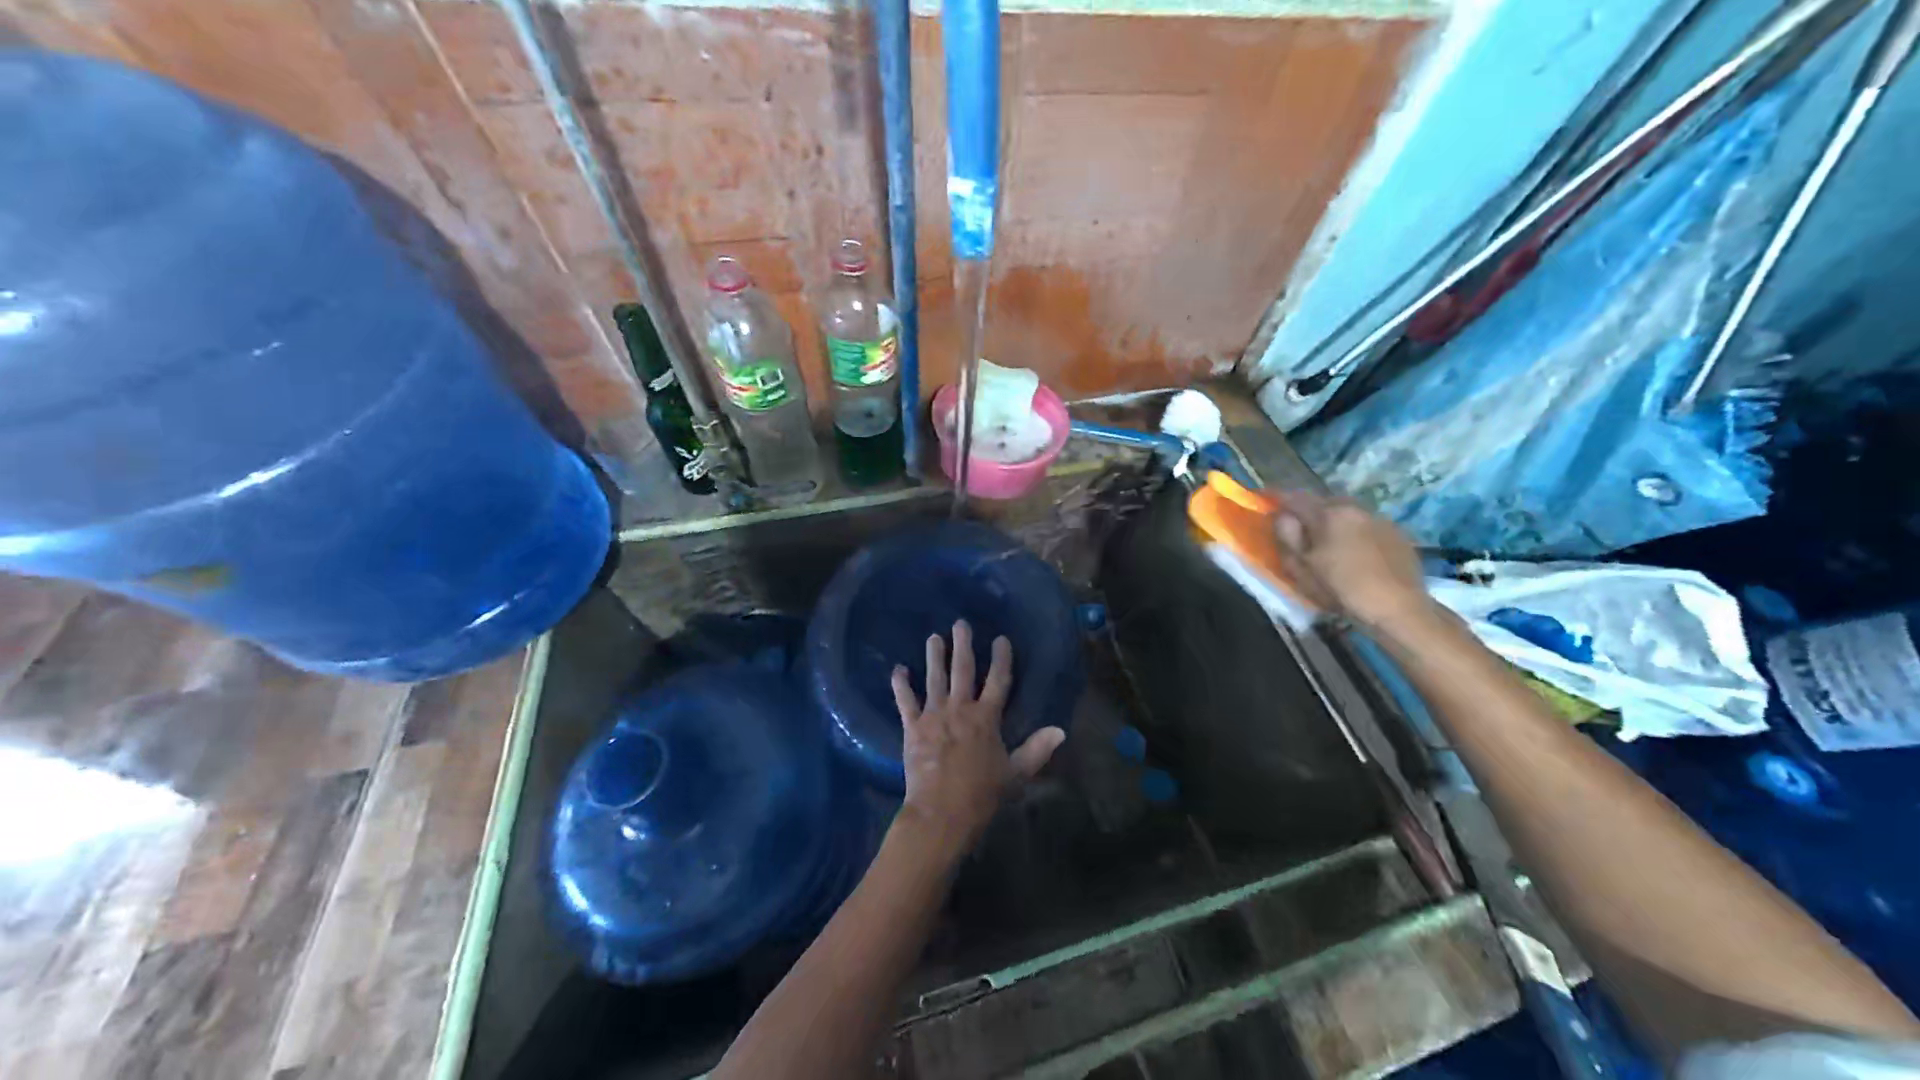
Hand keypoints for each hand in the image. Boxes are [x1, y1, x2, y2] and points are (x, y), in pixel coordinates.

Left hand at [891, 620, 1065, 857]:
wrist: (943, 812)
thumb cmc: (983, 795)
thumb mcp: (1017, 774)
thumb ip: (1037, 749)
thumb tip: (1060, 730)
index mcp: (987, 718)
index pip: (998, 681)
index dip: (1001, 658)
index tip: (1001, 639)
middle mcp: (961, 709)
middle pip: (963, 670)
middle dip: (963, 645)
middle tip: (960, 623)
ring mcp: (934, 716)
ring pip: (934, 678)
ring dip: (935, 656)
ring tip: (934, 637)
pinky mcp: (912, 728)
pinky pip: (905, 701)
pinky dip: (900, 685)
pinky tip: (898, 669)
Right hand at [1272, 490, 1435, 629]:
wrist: (1399, 608)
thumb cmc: (1342, 590)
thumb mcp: (1302, 569)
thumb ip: (1287, 537)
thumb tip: (1282, 517)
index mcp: (1328, 514)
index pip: (1295, 497)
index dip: (1277, 498)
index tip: (1265, 500)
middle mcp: (1355, 508)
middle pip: (1324, 501)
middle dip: (1309, 510)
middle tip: (1299, 528)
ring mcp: (1380, 518)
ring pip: (1347, 512)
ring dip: (1334, 520)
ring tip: (1329, 541)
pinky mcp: (1398, 532)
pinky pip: (1367, 524)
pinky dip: (1355, 531)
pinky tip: (1356, 552)